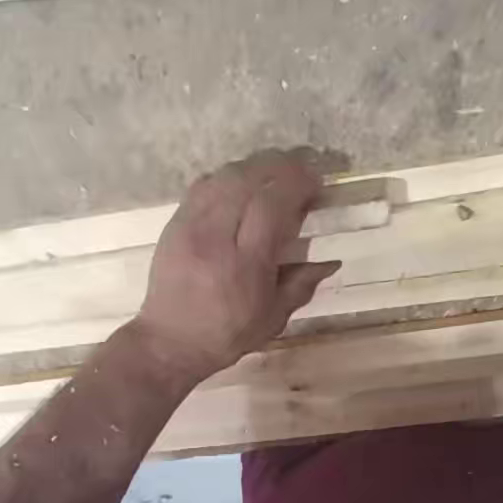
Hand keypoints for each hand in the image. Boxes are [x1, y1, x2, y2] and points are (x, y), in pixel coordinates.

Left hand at [130, 148, 343, 375]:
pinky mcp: (174, 224)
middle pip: (246, 182)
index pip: (271, 206)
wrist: (171, 340)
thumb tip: (331, 261)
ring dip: (254, 165)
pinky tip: (244, 179)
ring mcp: (190, 227)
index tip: (317, 178)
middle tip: (303, 162)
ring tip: (277, 167)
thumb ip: (303, 284)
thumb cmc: (230, 333)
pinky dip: (228, 175)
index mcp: (245, 264)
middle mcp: (216, 237)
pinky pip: (203, 186)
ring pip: (223, 177)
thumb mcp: (275, 316)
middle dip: (279, 165)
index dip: (296, 184)